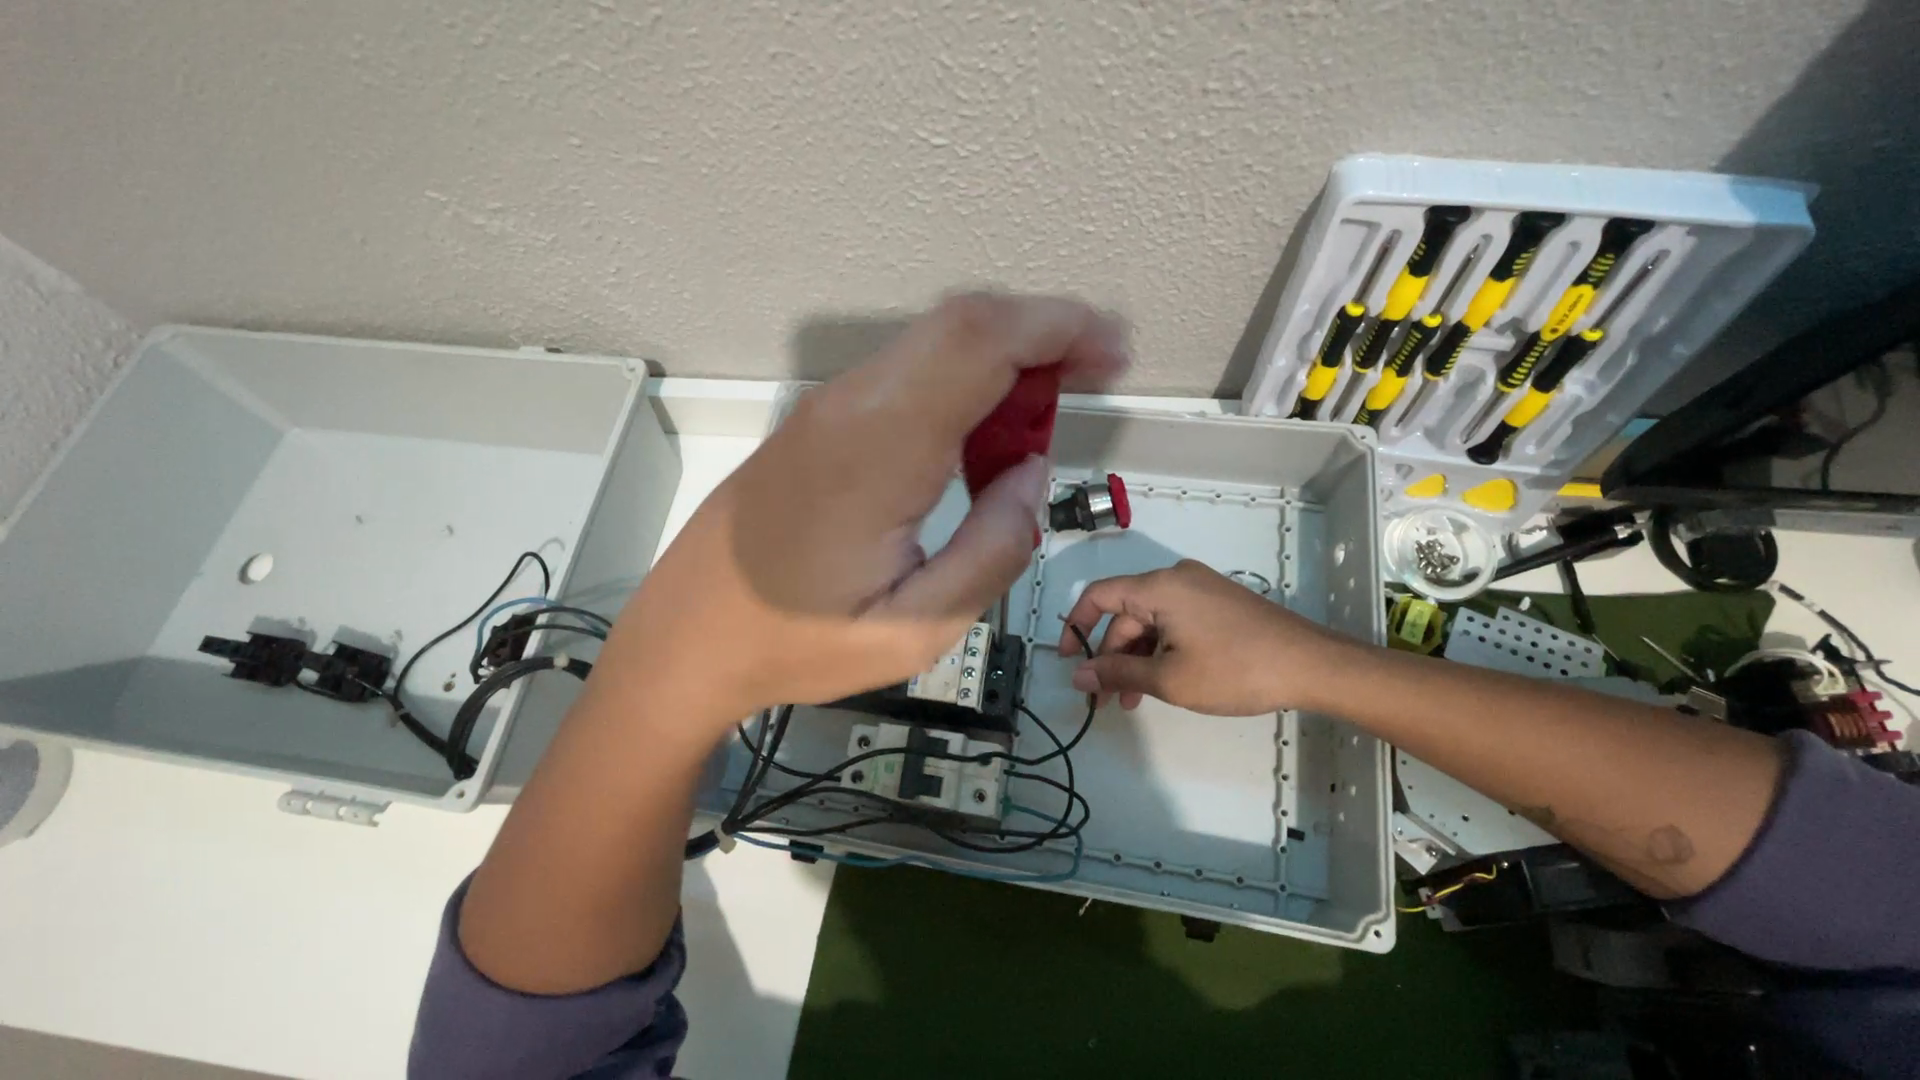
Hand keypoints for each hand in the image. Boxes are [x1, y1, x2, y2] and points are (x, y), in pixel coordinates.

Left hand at [601, 294, 1127, 727]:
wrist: (685, 636)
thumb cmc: (796, 642)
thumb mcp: (913, 630)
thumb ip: (991, 551)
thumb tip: (1031, 475)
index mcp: (879, 448)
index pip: (979, 344)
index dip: (1058, 329)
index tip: (1113, 353)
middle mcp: (851, 405)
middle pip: (960, 323)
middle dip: (1043, 331)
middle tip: (1098, 373)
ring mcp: (827, 408)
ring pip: (932, 344)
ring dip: (1003, 359)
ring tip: (1049, 413)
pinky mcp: (818, 423)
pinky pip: (906, 375)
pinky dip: (963, 382)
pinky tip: (984, 436)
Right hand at [1058, 560, 1363, 715]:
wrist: (1311, 665)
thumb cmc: (1234, 670)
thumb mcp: (1169, 678)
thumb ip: (1117, 673)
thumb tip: (1077, 675)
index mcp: (1159, 587)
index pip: (1099, 595)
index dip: (1076, 626)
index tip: (1069, 661)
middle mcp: (1177, 578)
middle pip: (1126, 613)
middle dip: (1111, 655)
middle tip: (1106, 698)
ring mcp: (1202, 589)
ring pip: (1151, 621)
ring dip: (1137, 658)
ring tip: (1134, 700)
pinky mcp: (1220, 604)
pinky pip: (1175, 621)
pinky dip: (1161, 649)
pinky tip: (1163, 682)